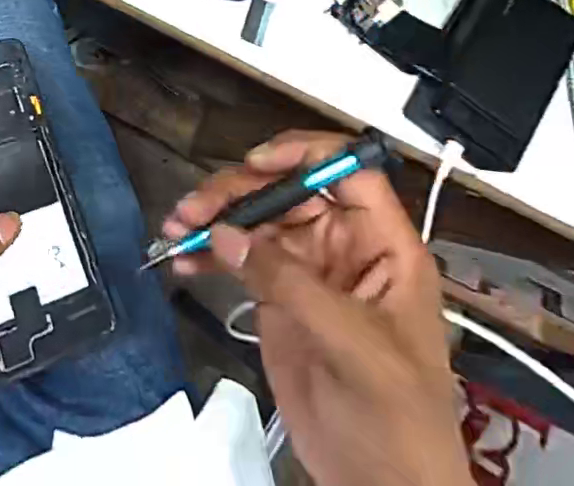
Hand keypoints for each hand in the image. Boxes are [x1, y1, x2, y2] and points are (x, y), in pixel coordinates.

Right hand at [165, 132, 470, 485]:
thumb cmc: (396, 419)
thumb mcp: (353, 346)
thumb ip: (289, 283)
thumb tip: (226, 233)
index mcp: (381, 247)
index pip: (348, 174)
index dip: (304, 155)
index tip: (256, 164)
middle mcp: (340, 246)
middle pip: (285, 191)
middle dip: (237, 192)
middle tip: (195, 211)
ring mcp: (304, 270)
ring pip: (254, 219)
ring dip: (213, 218)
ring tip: (178, 231)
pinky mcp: (275, 295)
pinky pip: (236, 257)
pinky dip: (208, 253)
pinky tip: (185, 261)